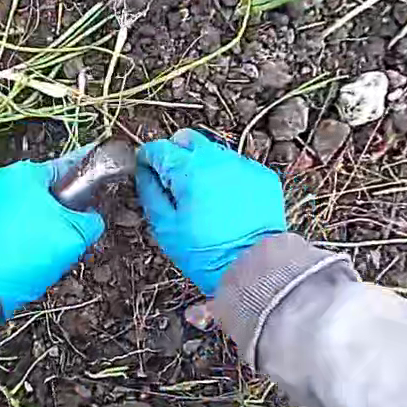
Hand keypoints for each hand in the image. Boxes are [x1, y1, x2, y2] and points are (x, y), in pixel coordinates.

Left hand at [0, 149, 105, 320]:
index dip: (90, 178)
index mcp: (23, 174)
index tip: (100, 182)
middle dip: (67, 216)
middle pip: (51, 194)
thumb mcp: (74, 237)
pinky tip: (32, 261)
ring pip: (35, 214)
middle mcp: (3, 183)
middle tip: (74, 237)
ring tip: (49, 255)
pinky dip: (29, 242)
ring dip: (49, 232)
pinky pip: (17, 229)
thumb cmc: (17, 258)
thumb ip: (92, 221)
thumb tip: (93, 219)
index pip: (69, 166)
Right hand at [135, 128, 286, 294]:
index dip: (148, 159)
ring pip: (213, 151)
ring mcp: (243, 166)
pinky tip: (225, 202)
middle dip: (175, 154)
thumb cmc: (206, 254)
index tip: (147, 170)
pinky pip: (237, 166)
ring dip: (202, 165)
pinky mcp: (262, 176)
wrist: (255, 268)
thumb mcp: (165, 227)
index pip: (159, 148)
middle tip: (173, 181)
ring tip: (202, 197)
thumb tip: (144, 172)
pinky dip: (227, 177)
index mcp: (189, 171)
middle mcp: (217, 160)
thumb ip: (150, 192)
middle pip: (187, 139)